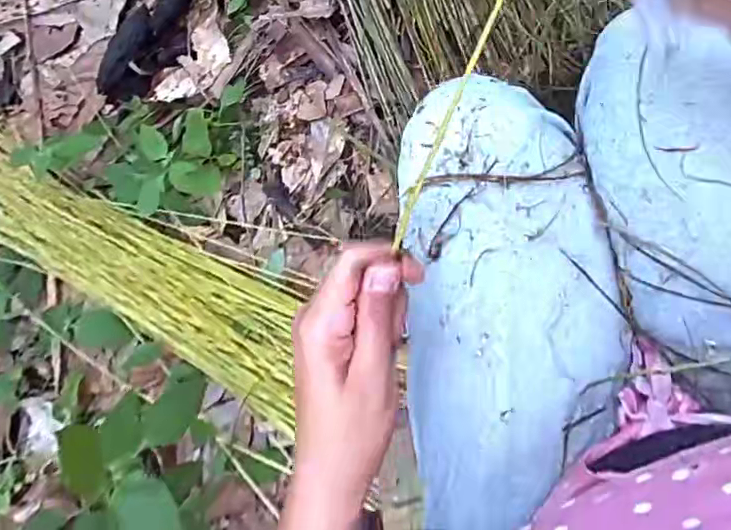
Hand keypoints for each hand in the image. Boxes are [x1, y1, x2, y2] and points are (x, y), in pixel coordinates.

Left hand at [281, 244, 424, 529]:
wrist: (331, 474)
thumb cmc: (352, 433)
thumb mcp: (373, 372)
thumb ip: (378, 314)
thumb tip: (386, 264)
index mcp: (318, 320)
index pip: (351, 260)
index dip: (387, 257)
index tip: (418, 275)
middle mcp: (312, 312)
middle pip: (359, 271)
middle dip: (388, 293)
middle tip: (396, 335)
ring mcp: (318, 322)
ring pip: (363, 288)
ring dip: (385, 310)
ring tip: (386, 350)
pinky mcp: (327, 333)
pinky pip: (359, 307)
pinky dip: (378, 322)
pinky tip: (380, 350)